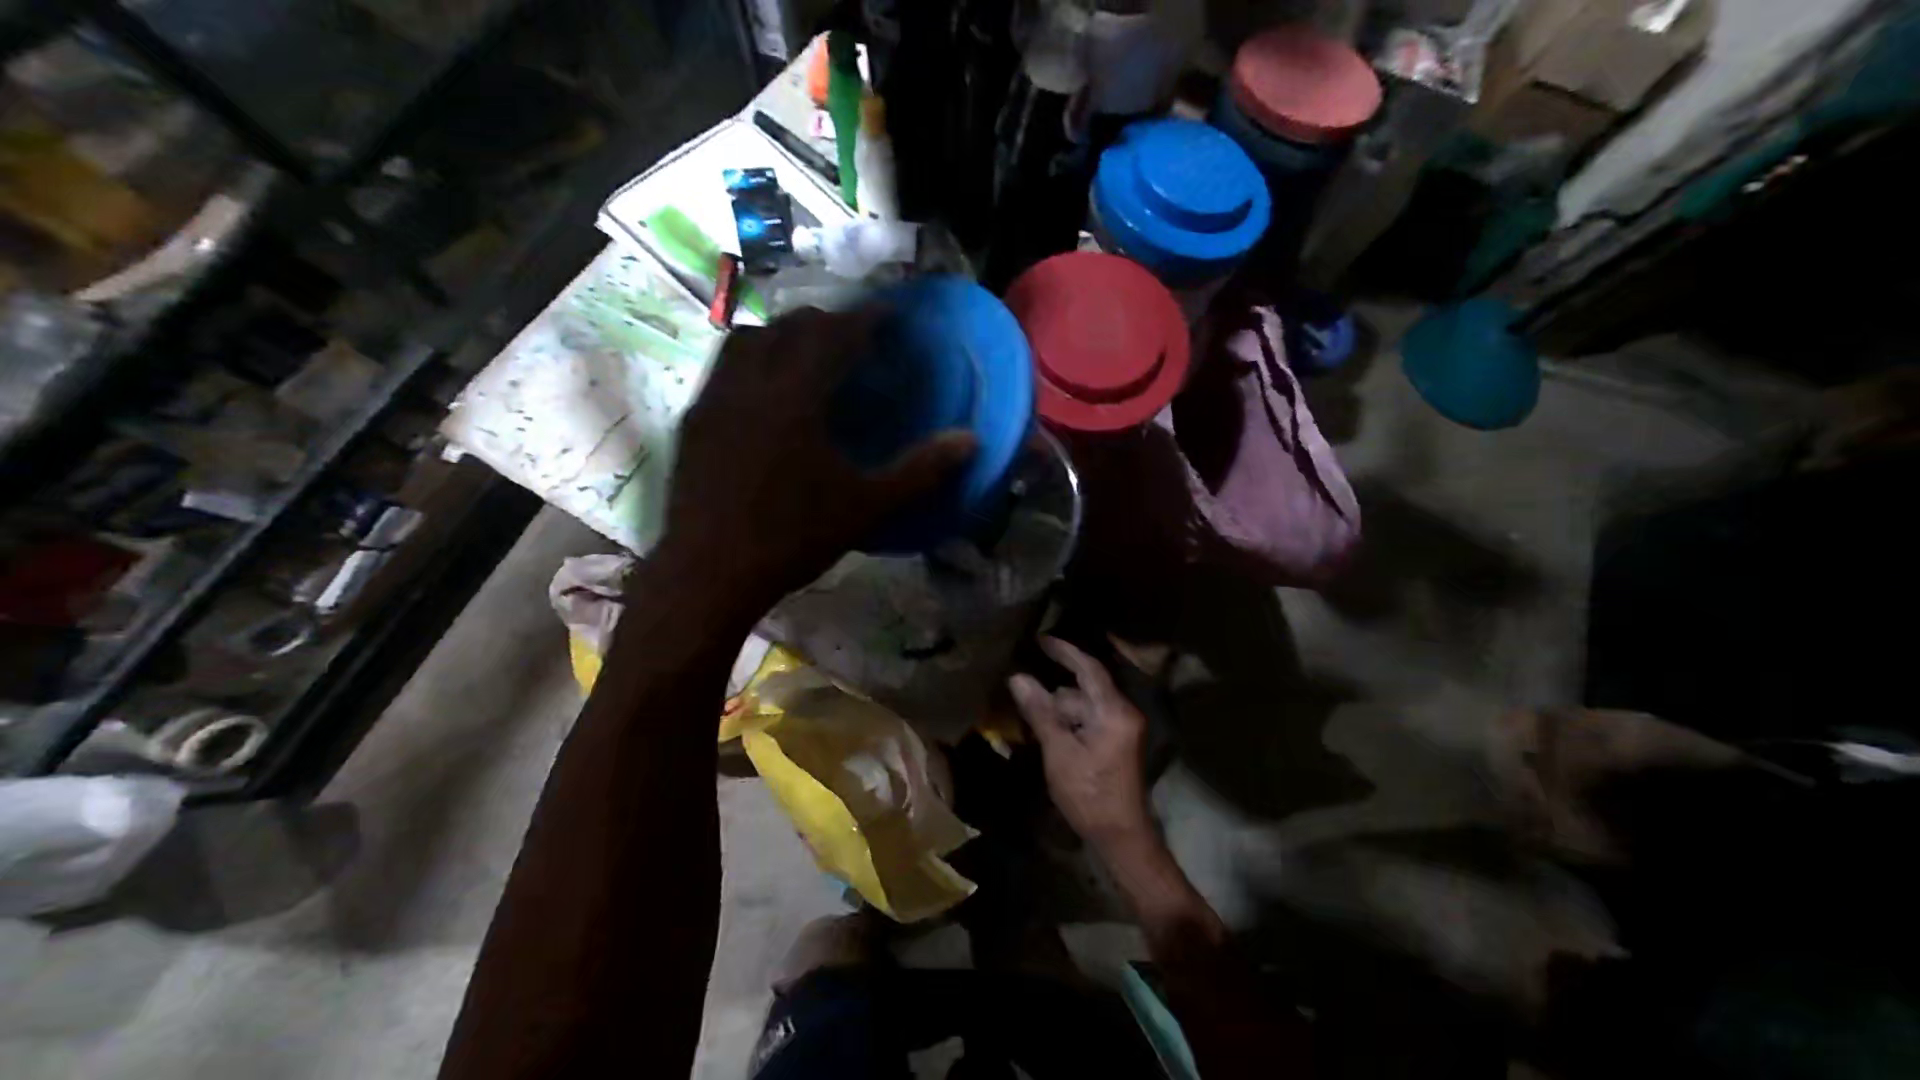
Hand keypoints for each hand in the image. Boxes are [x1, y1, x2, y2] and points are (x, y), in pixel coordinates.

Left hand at [657, 306, 975, 613]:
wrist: (709, 572)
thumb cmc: (792, 537)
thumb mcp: (866, 507)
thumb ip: (920, 470)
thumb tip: (971, 440)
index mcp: (795, 396)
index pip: (833, 335)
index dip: (865, 319)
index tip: (888, 314)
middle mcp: (750, 383)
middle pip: (788, 326)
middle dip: (825, 322)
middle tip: (852, 337)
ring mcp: (714, 399)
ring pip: (747, 339)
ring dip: (782, 334)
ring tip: (805, 353)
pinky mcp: (694, 420)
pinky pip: (724, 367)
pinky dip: (752, 360)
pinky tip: (763, 391)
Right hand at [1008, 637, 1152, 850]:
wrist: (1120, 836)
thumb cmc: (1090, 794)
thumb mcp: (1059, 752)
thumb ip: (1040, 711)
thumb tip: (1018, 678)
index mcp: (1115, 712)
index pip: (1089, 669)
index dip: (1064, 651)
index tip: (1040, 639)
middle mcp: (1123, 714)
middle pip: (1084, 690)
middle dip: (1054, 695)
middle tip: (1023, 695)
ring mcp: (1122, 730)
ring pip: (1084, 707)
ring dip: (1059, 712)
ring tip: (1031, 722)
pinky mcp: (1117, 744)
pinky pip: (1089, 721)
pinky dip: (1069, 724)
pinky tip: (1048, 736)